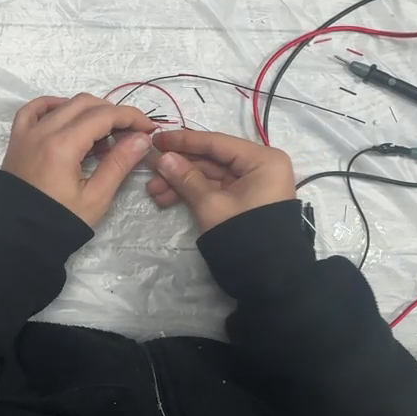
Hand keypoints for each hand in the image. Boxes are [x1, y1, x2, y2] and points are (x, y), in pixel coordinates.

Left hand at [3, 94, 159, 226]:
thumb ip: (119, 163)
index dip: (130, 117)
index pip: (104, 116)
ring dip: (87, 110)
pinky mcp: (17, 140)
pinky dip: (53, 106)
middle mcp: (43, 131)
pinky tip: (66, 113)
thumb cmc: (59, 222)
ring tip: (102, 132)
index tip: (148, 128)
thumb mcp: (96, 197)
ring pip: (62, 104)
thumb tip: (142, 138)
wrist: (18, 237)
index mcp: (63, 145)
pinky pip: (33, 110)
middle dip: (112, 112)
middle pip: (85, 103)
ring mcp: (27, 133)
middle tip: (129, 132)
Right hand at [146, 129, 295, 232]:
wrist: (267, 277)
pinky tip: (165, 198)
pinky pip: (213, 189)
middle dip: (178, 166)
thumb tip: (162, 157)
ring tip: (153, 191)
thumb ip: (185, 177)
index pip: (216, 142)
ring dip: (180, 182)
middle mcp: (259, 166)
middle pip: (211, 159)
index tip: (156, 138)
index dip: (183, 141)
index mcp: (262, 159)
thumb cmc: (243, 234)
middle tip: (149, 168)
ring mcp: (250, 184)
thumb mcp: (211, 204)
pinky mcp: (242, 199)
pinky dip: (191, 192)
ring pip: (208, 175)